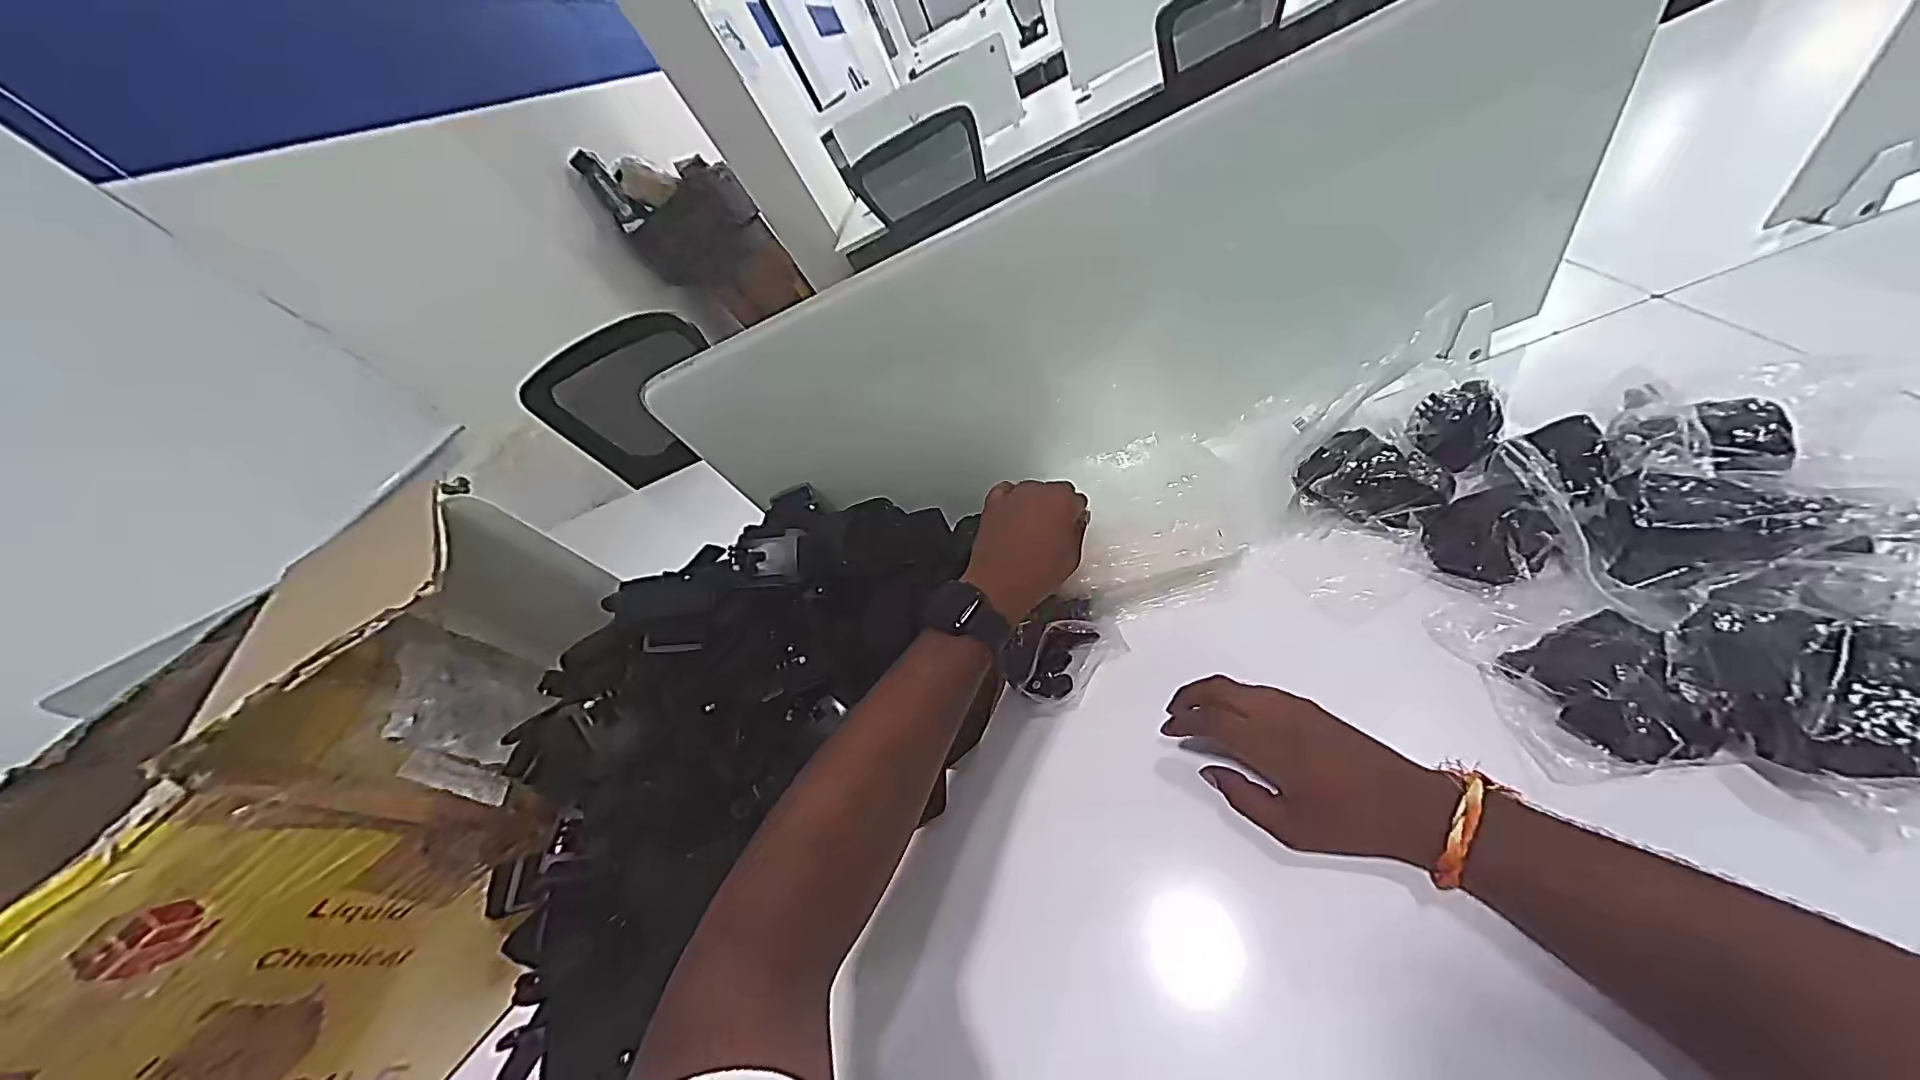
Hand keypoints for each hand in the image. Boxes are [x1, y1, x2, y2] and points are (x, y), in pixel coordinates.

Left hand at [963, 480, 1089, 621]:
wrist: (998, 585)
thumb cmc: (1036, 574)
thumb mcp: (1072, 557)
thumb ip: (1077, 531)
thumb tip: (1075, 522)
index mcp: (1064, 501)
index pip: (1076, 500)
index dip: (1074, 515)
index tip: (1070, 526)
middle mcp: (1039, 491)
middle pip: (1053, 491)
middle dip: (1054, 507)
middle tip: (1051, 530)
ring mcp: (1014, 495)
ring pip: (1031, 491)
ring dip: (1033, 504)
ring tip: (1030, 529)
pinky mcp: (993, 503)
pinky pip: (1007, 494)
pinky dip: (1011, 502)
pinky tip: (1014, 519)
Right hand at [1162, 676, 1459, 868]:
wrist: (1412, 806)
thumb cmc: (1352, 822)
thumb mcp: (1289, 828)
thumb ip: (1242, 796)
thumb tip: (1211, 772)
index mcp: (1271, 746)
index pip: (1212, 720)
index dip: (1184, 722)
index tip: (1169, 729)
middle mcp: (1280, 717)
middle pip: (1220, 691)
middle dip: (1189, 697)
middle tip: (1173, 713)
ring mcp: (1296, 708)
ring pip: (1239, 686)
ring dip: (1210, 692)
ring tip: (1194, 709)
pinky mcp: (1310, 709)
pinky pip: (1258, 690)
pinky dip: (1233, 694)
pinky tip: (1230, 710)